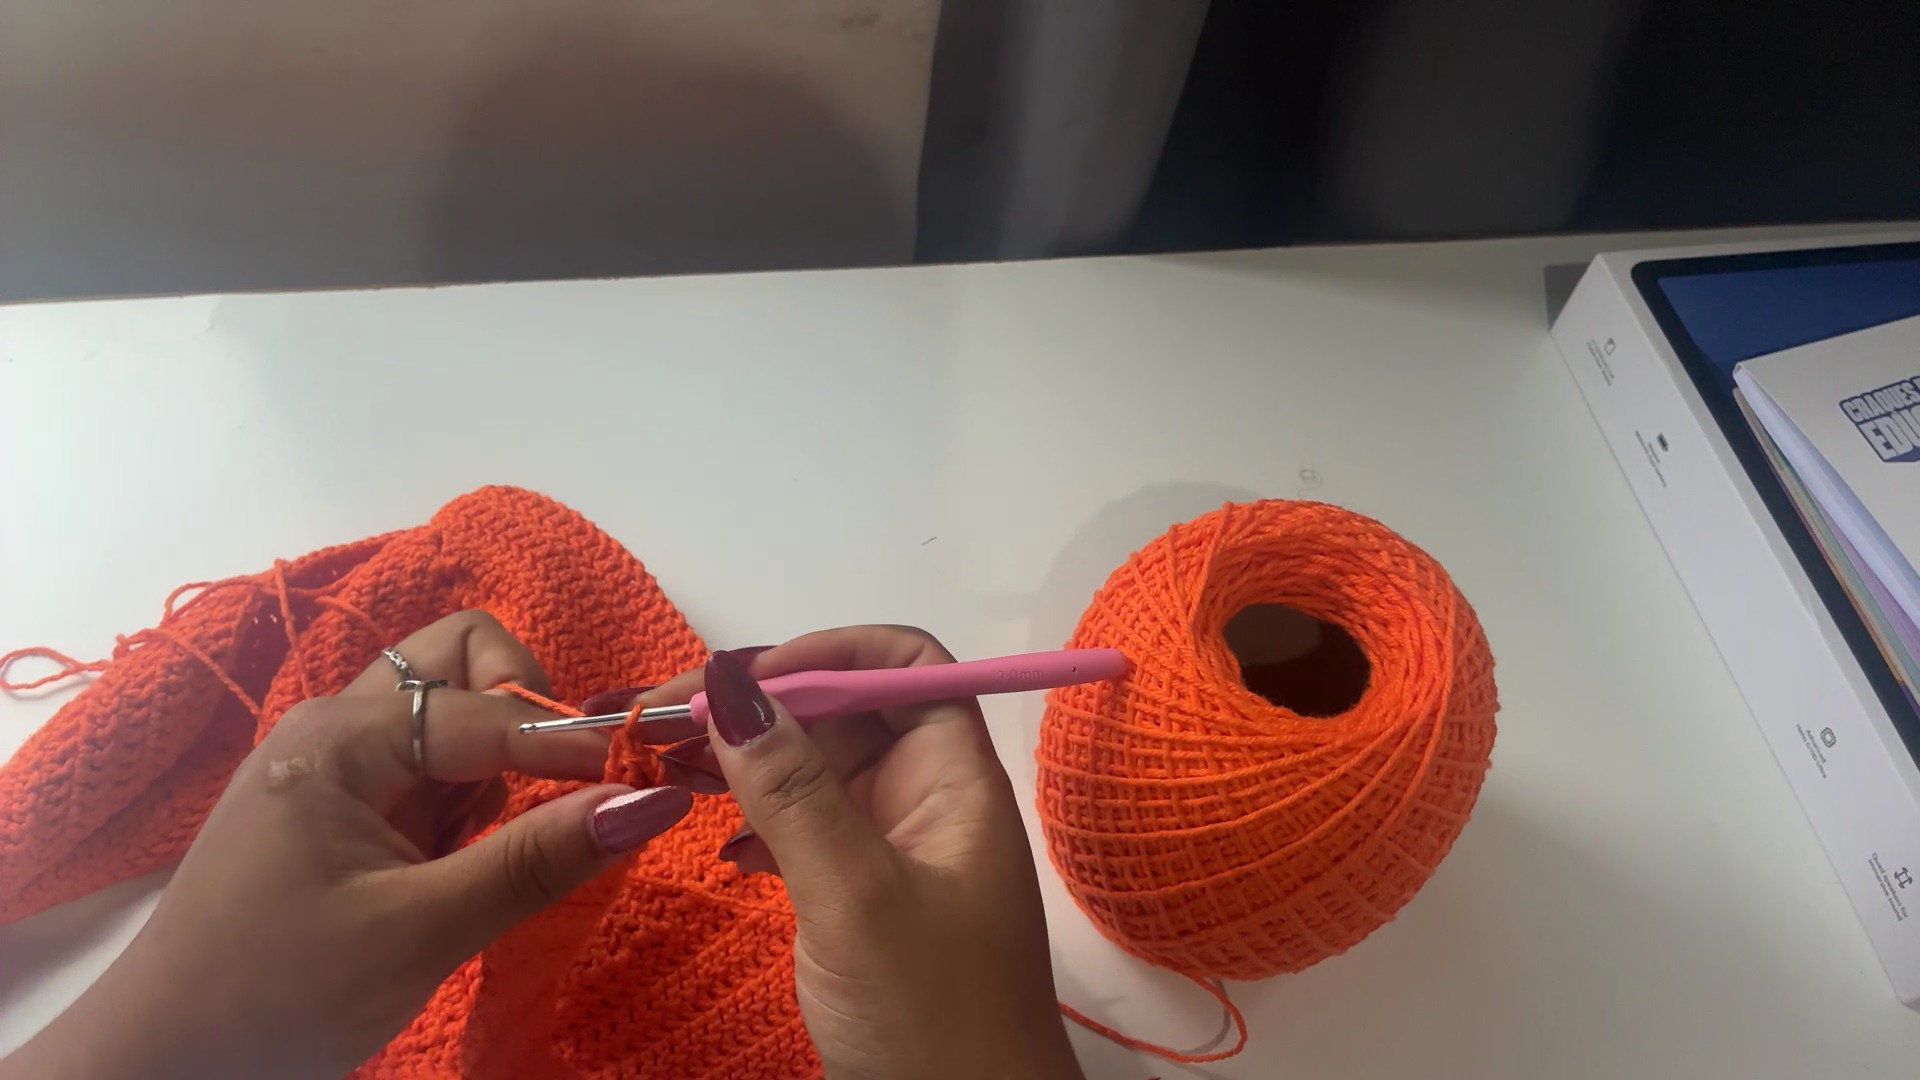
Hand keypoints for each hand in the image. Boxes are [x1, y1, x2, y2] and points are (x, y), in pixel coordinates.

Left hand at [1, 611, 692, 1079]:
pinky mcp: (359, 793)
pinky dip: (481, 785)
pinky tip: (455, 851)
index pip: (495, 710)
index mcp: (342, 738)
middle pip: (468, 653)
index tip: (638, 778)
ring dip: (504, 753)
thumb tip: (655, 798)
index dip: (573, 742)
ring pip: (466, 701)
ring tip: (481, 838)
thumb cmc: (272, 1003)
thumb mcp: (420, 934)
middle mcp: (343, 722)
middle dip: (526, 700)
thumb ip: (541, 858)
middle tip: (549, 770)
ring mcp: (348, 755)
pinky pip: (451, 753)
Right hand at [643, 628, 1083, 1079]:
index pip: (908, 665)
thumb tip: (730, 682)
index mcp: (952, 773)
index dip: (835, 651)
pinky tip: (721, 846)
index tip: (751, 674)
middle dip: (764, 705)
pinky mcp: (860, 885)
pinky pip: (806, 824)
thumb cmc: (931, 1015)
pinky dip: (760, 823)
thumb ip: (792, 789)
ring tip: (664, 762)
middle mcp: (924, 791)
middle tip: (664, 716)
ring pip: (817, 766)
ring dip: (747, 761)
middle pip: (847, 711)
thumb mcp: (855, 895)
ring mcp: (891, 839)